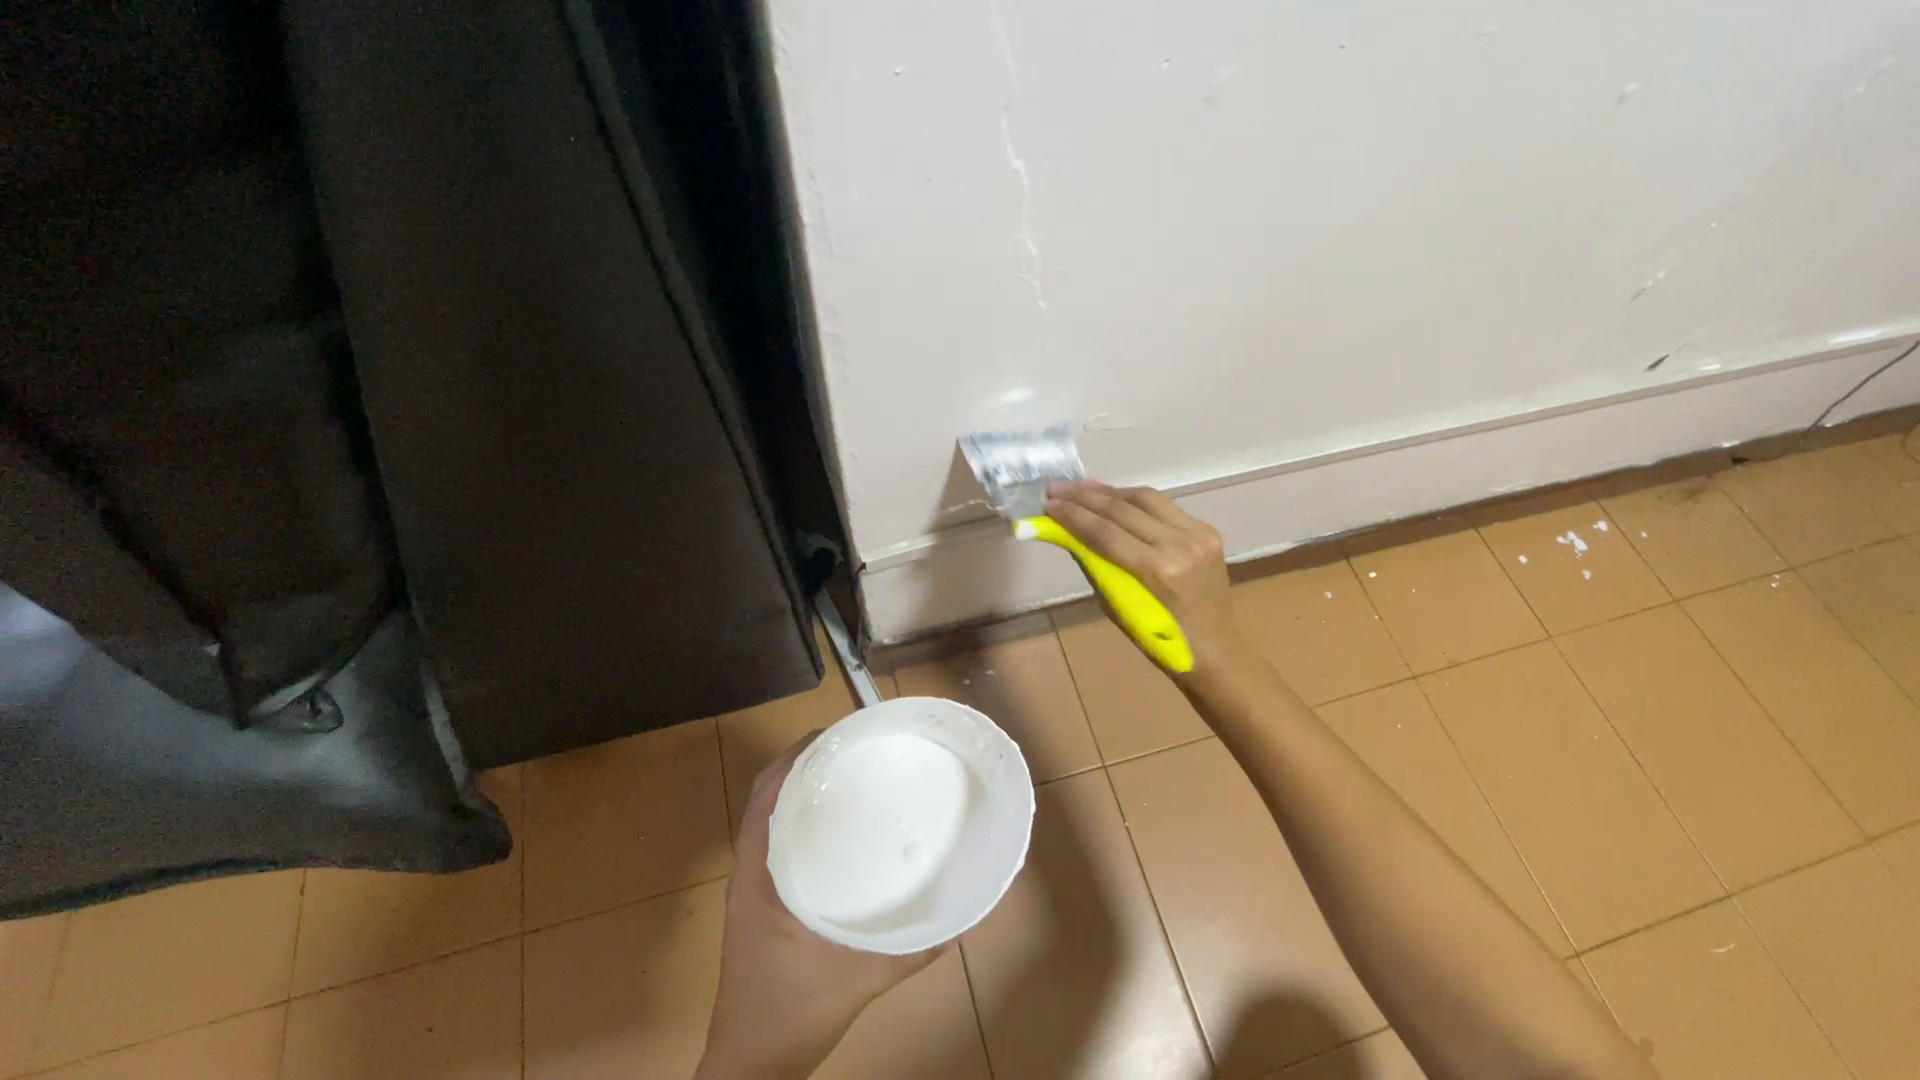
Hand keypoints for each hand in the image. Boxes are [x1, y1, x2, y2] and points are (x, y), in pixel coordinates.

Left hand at [694, 732, 943, 1079]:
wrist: (751, 1067)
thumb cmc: (790, 1014)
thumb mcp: (856, 979)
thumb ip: (910, 951)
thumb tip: (961, 918)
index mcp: (757, 878)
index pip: (765, 796)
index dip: (794, 757)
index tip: (835, 734)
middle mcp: (751, 875)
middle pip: (767, 799)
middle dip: (804, 766)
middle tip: (853, 749)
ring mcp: (754, 891)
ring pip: (772, 822)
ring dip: (802, 793)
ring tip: (850, 777)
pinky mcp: (765, 907)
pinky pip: (780, 848)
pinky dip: (804, 825)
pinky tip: (842, 834)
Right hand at [1043, 480, 1248, 673]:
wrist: (1215, 648)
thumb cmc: (1160, 641)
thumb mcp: (1118, 607)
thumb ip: (1097, 566)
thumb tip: (1070, 534)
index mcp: (1158, 571)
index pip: (1105, 533)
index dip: (1073, 516)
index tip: (1048, 504)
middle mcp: (1180, 545)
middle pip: (1123, 510)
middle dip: (1085, 497)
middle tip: (1056, 488)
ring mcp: (1198, 534)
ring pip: (1146, 498)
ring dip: (1110, 491)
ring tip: (1081, 488)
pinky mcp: (1207, 530)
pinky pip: (1165, 507)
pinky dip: (1135, 501)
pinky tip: (1114, 499)